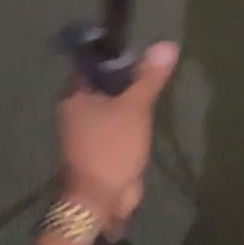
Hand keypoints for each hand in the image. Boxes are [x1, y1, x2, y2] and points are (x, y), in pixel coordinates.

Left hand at [60, 43, 178, 227]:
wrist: (100, 200)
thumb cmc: (111, 147)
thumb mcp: (135, 107)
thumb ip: (150, 77)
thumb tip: (168, 44)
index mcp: (75, 92)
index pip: (95, 60)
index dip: (118, 52)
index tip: (143, 47)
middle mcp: (76, 106)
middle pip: (105, 81)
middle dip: (128, 75)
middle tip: (155, 66)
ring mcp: (87, 127)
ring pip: (112, 102)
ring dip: (131, 97)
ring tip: (156, 85)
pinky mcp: (100, 144)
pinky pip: (117, 121)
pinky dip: (131, 116)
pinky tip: (150, 112)